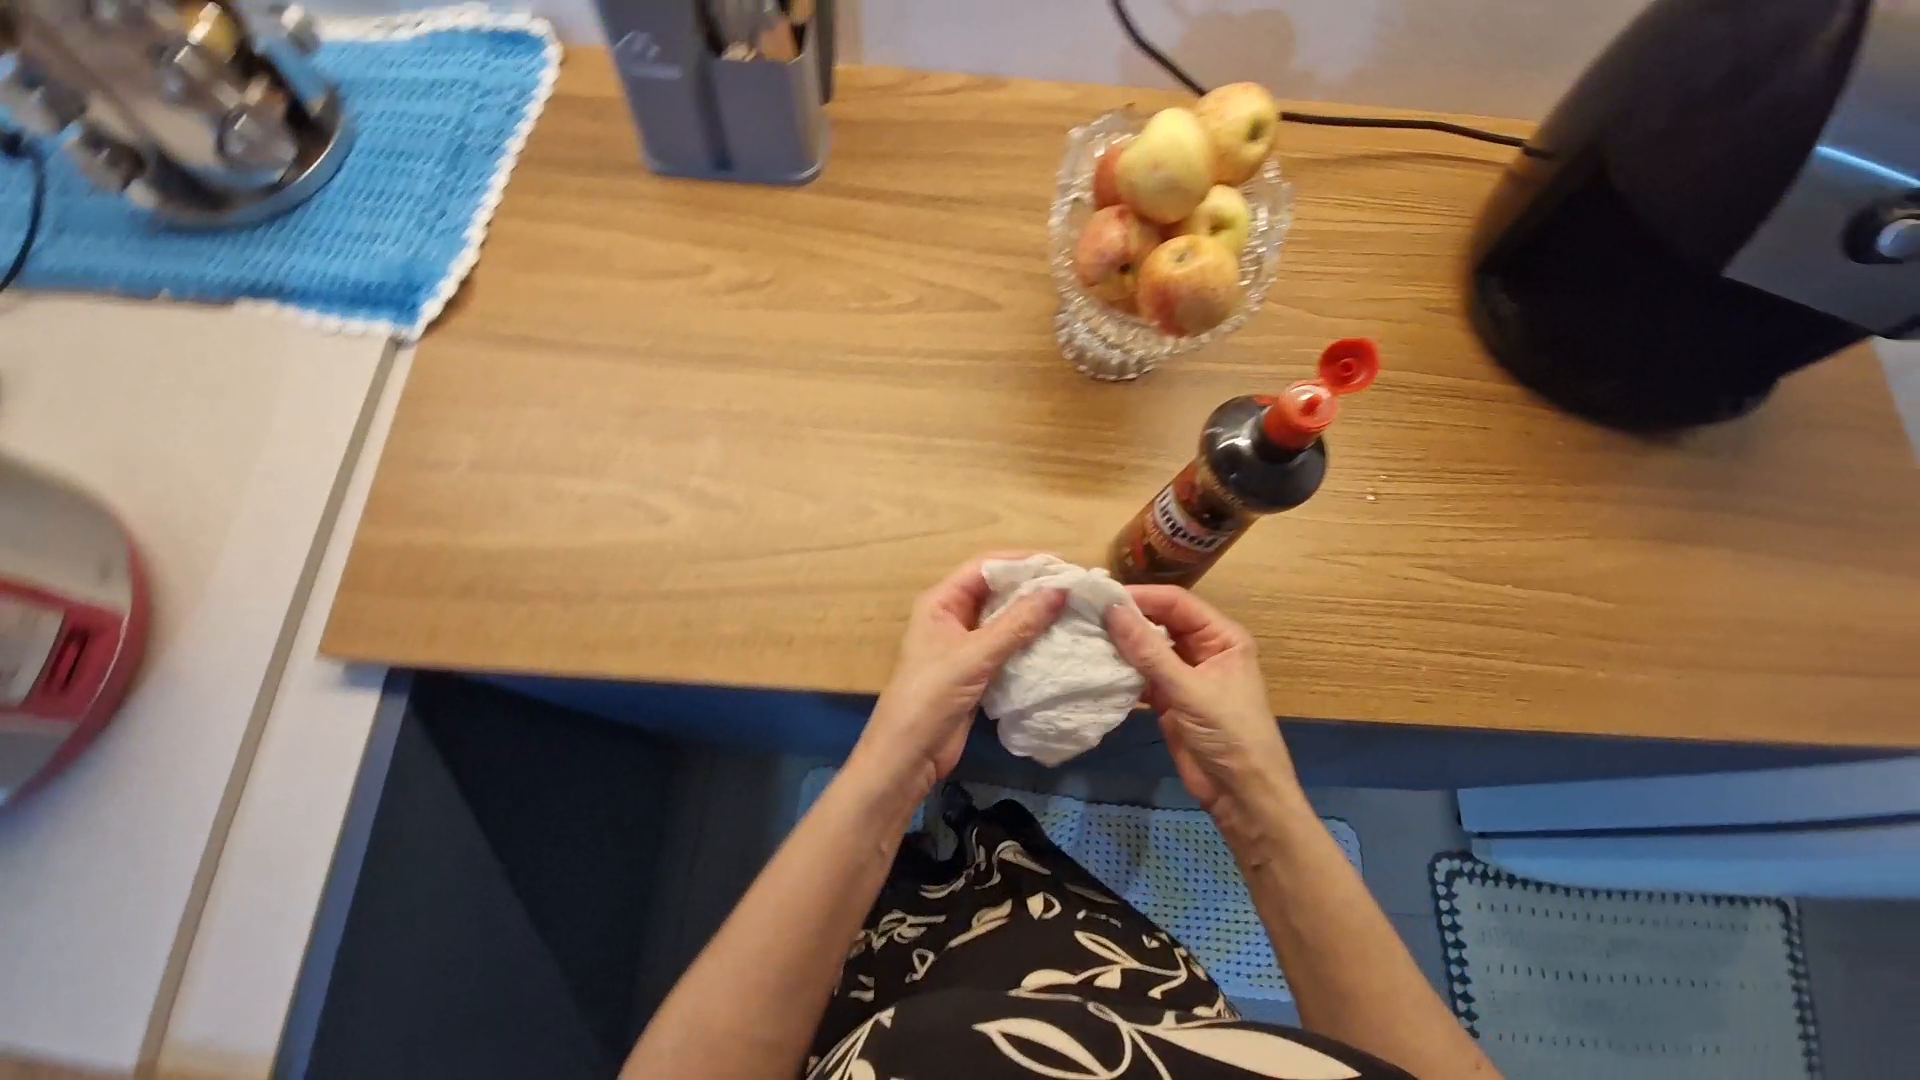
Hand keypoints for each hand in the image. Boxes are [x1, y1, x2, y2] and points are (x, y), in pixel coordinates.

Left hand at [852, 555, 1067, 799]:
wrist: (908, 755)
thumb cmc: (931, 697)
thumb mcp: (974, 655)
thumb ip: (1018, 623)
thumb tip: (1060, 590)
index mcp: (941, 602)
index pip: (984, 567)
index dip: (1021, 561)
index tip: (1061, 564)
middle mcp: (952, 618)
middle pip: (997, 591)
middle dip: (1032, 588)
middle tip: (1075, 589)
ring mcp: (965, 646)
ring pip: (1005, 621)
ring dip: (1035, 617)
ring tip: (1075, 613)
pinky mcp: (978, 672)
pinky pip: (1009, 648)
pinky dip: (1031, 644)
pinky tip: (1059, 644)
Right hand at [1106, 587, 1303, 842]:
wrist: (1242, 796)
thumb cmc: (1231, 736)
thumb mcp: (1190, 691)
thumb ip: (1149, 651)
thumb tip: (1112, 611)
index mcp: (1222, 637)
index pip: (1177, 603)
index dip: (1141, 597)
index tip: (1101, 596)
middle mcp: (1203, 649)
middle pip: (1159, 622)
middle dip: (1126, 619)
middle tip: (1084, 614)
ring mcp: (1183, 674)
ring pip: (1146, 648)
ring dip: (1119, 645)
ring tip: (1082, 636)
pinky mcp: (1167, 699)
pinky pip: (1140, 675)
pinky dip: (1120, 672)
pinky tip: (1094, 667)